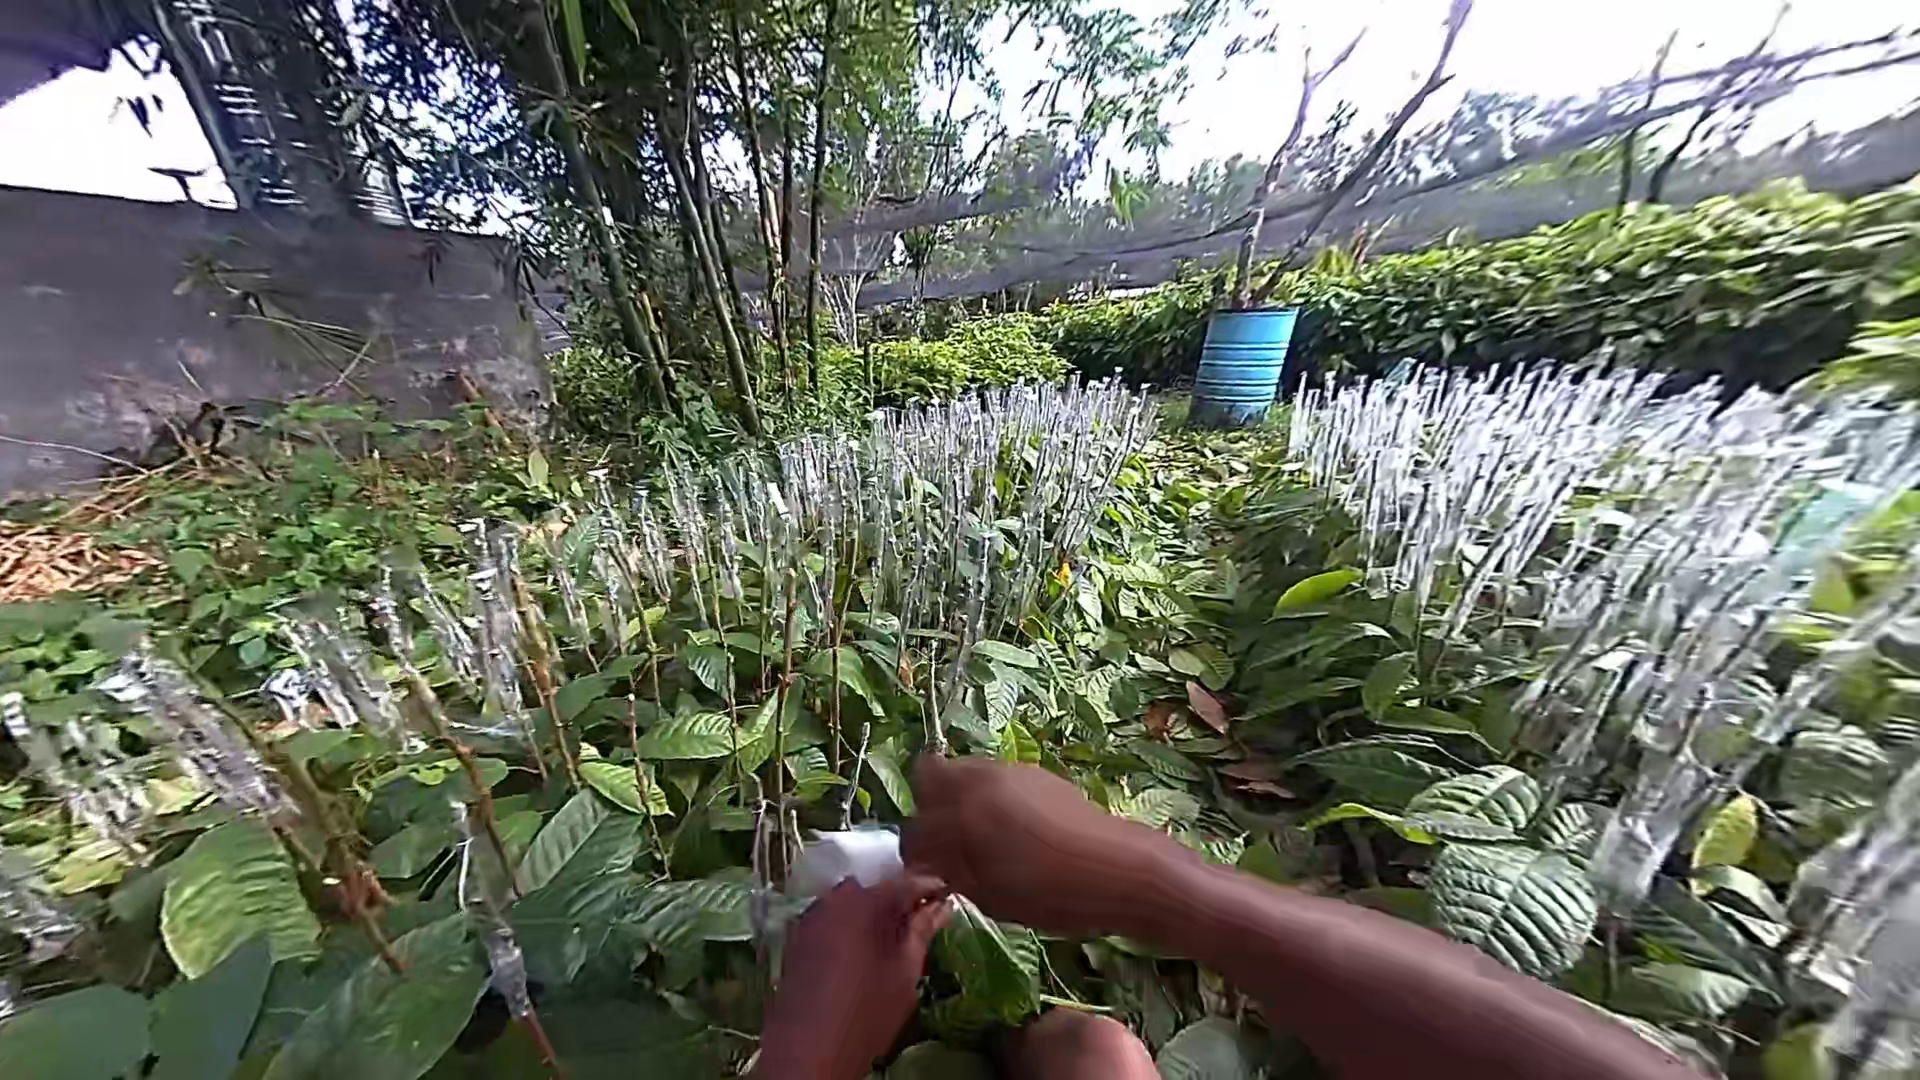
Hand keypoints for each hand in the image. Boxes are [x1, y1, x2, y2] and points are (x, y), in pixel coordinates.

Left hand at [755, 874, 951, 1079]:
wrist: (805, 1055)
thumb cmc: (863, 1015)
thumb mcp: (904, 973)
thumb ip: (922, 931)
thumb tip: (941, 906)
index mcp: (865, 901)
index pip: (906, 881)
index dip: (929, 887)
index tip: (945, 894)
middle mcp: (837, 898)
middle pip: (878, 887)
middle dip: (902, 899)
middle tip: (923, 916)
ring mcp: (815, 915)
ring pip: (855, 901)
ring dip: (876, 911)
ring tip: (895, 934)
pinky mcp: (800, 935)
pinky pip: (835, 916)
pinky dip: (853, 923)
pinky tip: (865, 947)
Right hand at [900, 755, 1190, 936]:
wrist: (1115, 865)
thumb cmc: (1051, 893)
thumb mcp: (991, 896)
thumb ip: (953, 870)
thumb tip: (931, 860)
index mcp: (961, 815)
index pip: (915, 828)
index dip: (916, 851)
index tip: (928, 867)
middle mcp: (976, 780)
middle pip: (928, 774)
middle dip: (929, 804)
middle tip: (946, 838)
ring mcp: (1004, 768)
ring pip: (960, 769)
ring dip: (957, 795)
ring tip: (980, 833)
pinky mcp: (1028, 767)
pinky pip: (990, 774)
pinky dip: (986, 793)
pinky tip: (1010, 825)